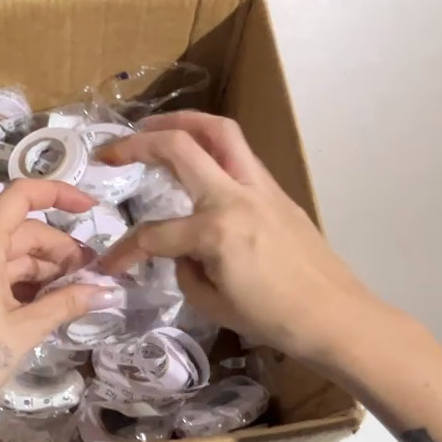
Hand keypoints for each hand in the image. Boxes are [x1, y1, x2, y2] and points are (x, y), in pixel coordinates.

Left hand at [0, 179, 107, 432]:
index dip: (58, 194)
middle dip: (59, 249)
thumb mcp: (25, 329)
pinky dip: (21, 281)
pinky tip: (46, 302)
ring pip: (9, 253)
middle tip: (91, 276)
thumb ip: (66, 303)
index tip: (90, 210)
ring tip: (73, 293)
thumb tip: (106, 291)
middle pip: (21, 230)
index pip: (21, 196)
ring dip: (42, 268)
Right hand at [97, 111, 378, 364]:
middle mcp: (235, 196)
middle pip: (181, 147)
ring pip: (220, 132)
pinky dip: (211, 147)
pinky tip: (198, 162)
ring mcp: (261, 188)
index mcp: (215, 231)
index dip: (125, 251)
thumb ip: (186, 270)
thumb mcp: (212, 303)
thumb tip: (181, 252)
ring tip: (155, 127)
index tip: (108, 265)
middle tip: (112, 150)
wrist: (334, 316)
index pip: (154, 235)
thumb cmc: (272, 319)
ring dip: (182, 122)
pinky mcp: (278, 192)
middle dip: (139, 143)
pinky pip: (239, 156)